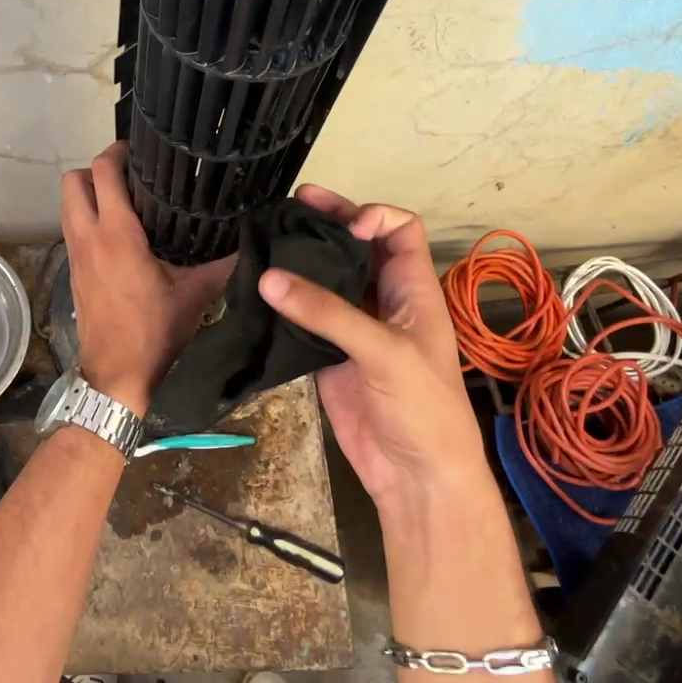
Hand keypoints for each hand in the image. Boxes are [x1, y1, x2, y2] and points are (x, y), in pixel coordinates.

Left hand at [61, 142, 234, 412]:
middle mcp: (88, 236)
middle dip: (97, 169)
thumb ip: (224, 263)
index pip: (103, 172)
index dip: (118, 152)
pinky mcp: (72, 270)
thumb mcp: (196, 295)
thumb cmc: (155, 332)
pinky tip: (116, 229)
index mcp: (116, 233)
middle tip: (130, 173)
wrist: (117, 377)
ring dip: (87, 192)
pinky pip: (72, 227)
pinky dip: (85, 216)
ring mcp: (75, 253)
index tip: (142, 151)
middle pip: (74, 180)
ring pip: (67, 203)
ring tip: (124, 197)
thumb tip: (253, 236)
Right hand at [259, 185, 487, 516]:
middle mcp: (382, 301)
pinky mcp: (326, 354)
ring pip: (325, 280)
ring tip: (265, 239)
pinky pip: (302, 317)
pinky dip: (282, 301)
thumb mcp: (383, 352)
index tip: (340, 224)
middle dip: (327, 223)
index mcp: (413, 291)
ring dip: (299, 260)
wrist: (415, 478)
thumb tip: (269, 277)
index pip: (400, 231)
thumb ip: (327, 313)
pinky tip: (258, 288)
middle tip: (289, 204)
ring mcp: (352, 327)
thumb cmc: (423, 409)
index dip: (373, 217)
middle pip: (356, 247)